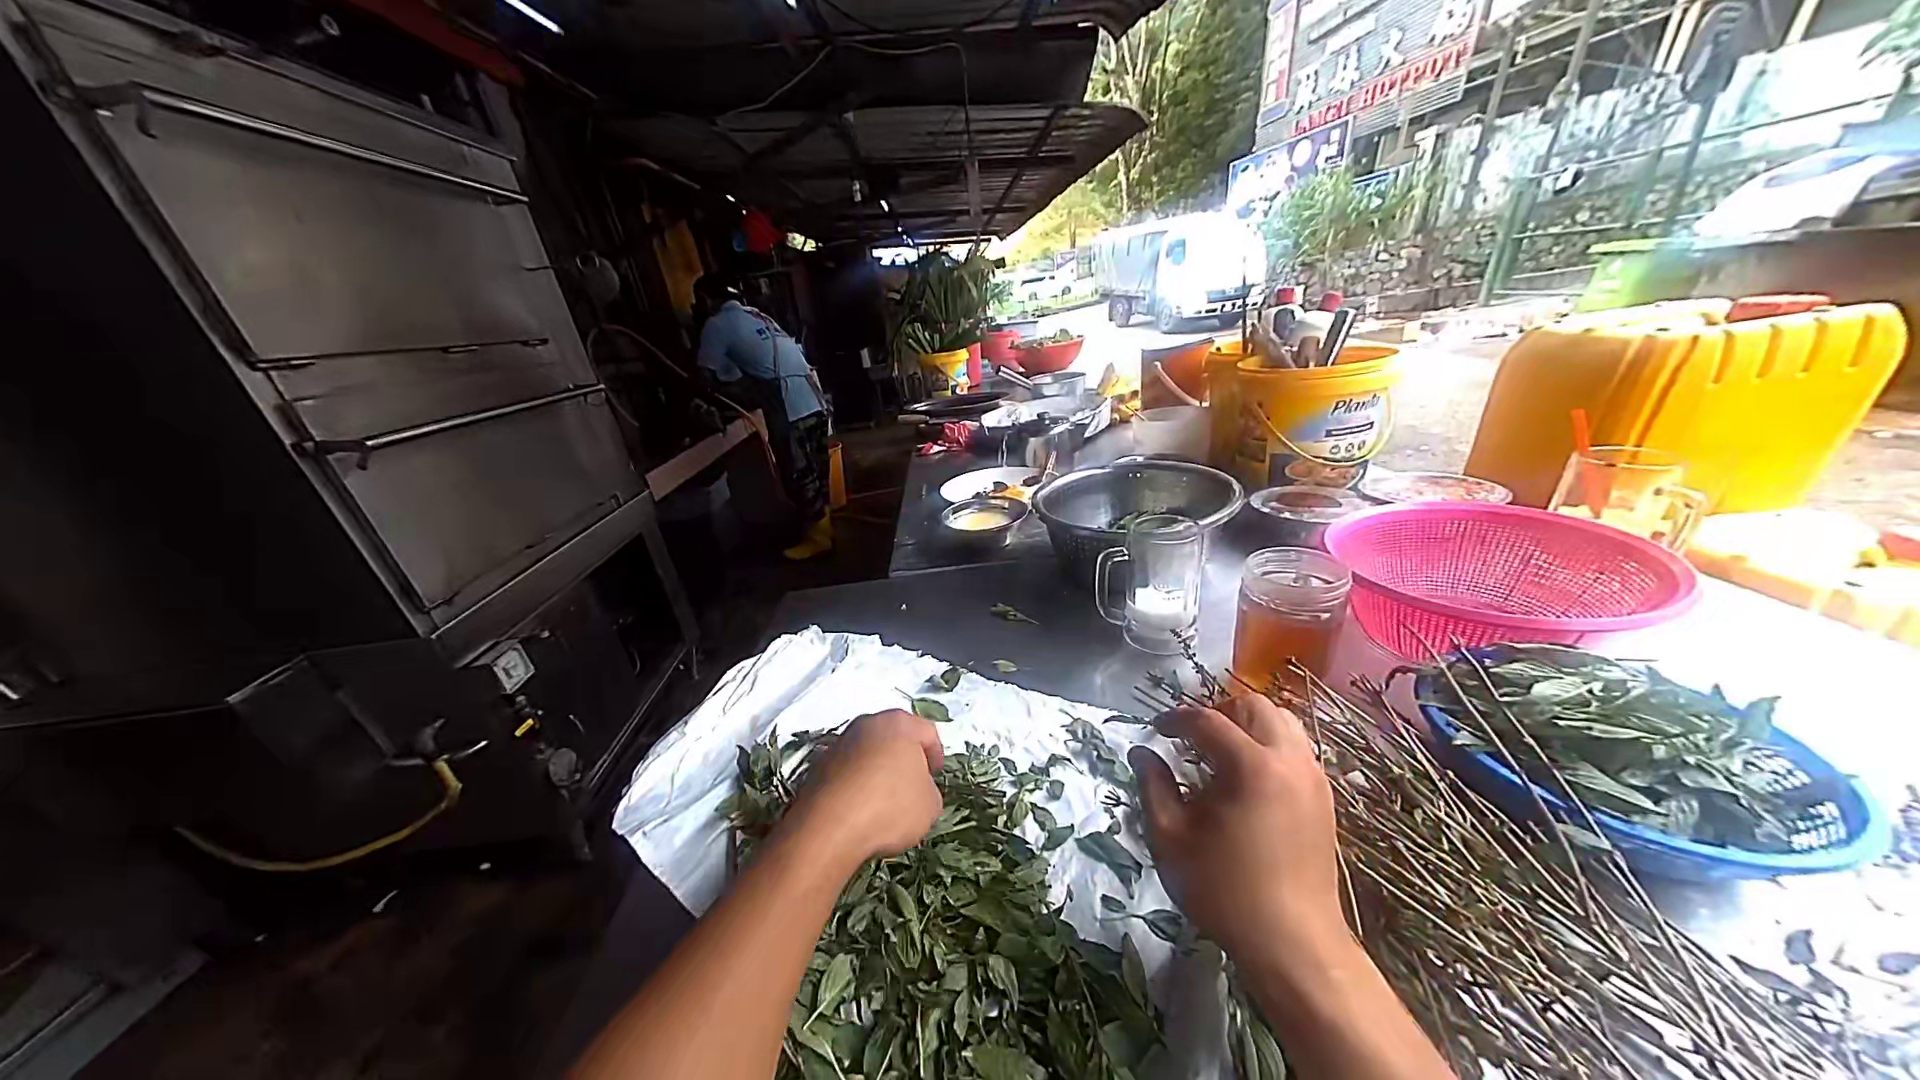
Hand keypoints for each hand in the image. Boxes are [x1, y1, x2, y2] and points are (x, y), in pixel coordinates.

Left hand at [782, 710, 944, 867]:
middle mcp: (866, 725)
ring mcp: (839, 744)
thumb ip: (930, 790)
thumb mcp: (930, 805)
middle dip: (904, 760)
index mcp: (898, 723)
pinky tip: (861, 811)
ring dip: (877, 772)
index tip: (935, 774)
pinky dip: (855, 786)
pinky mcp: (817, 766)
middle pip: (893, 738)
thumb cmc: (888, 806)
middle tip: (913, 786)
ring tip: (885, 804)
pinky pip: (846, 772)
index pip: (927, 732)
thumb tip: (919, 792)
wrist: (829, 827)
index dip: (935, 754)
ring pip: (867, 753)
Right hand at [1129, 694, 1345, 962]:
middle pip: (1252, 706)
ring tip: (1222, 751)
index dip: (1175, 720)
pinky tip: (1249, 776)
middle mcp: (1288, 760)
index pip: (1206, 720)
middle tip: (1191, 738)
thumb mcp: (1171, 838)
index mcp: (1249, 767)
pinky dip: (1270, 744)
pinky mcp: (1324, 797)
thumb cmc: (1224, 890)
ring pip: (1282, 721)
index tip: (1156, 731)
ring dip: (1248, 724)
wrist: (1293, 943)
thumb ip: (1153, 786)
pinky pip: (1297, 747)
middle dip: (1217, 712)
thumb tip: (1141, 752)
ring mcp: (1313, 777)